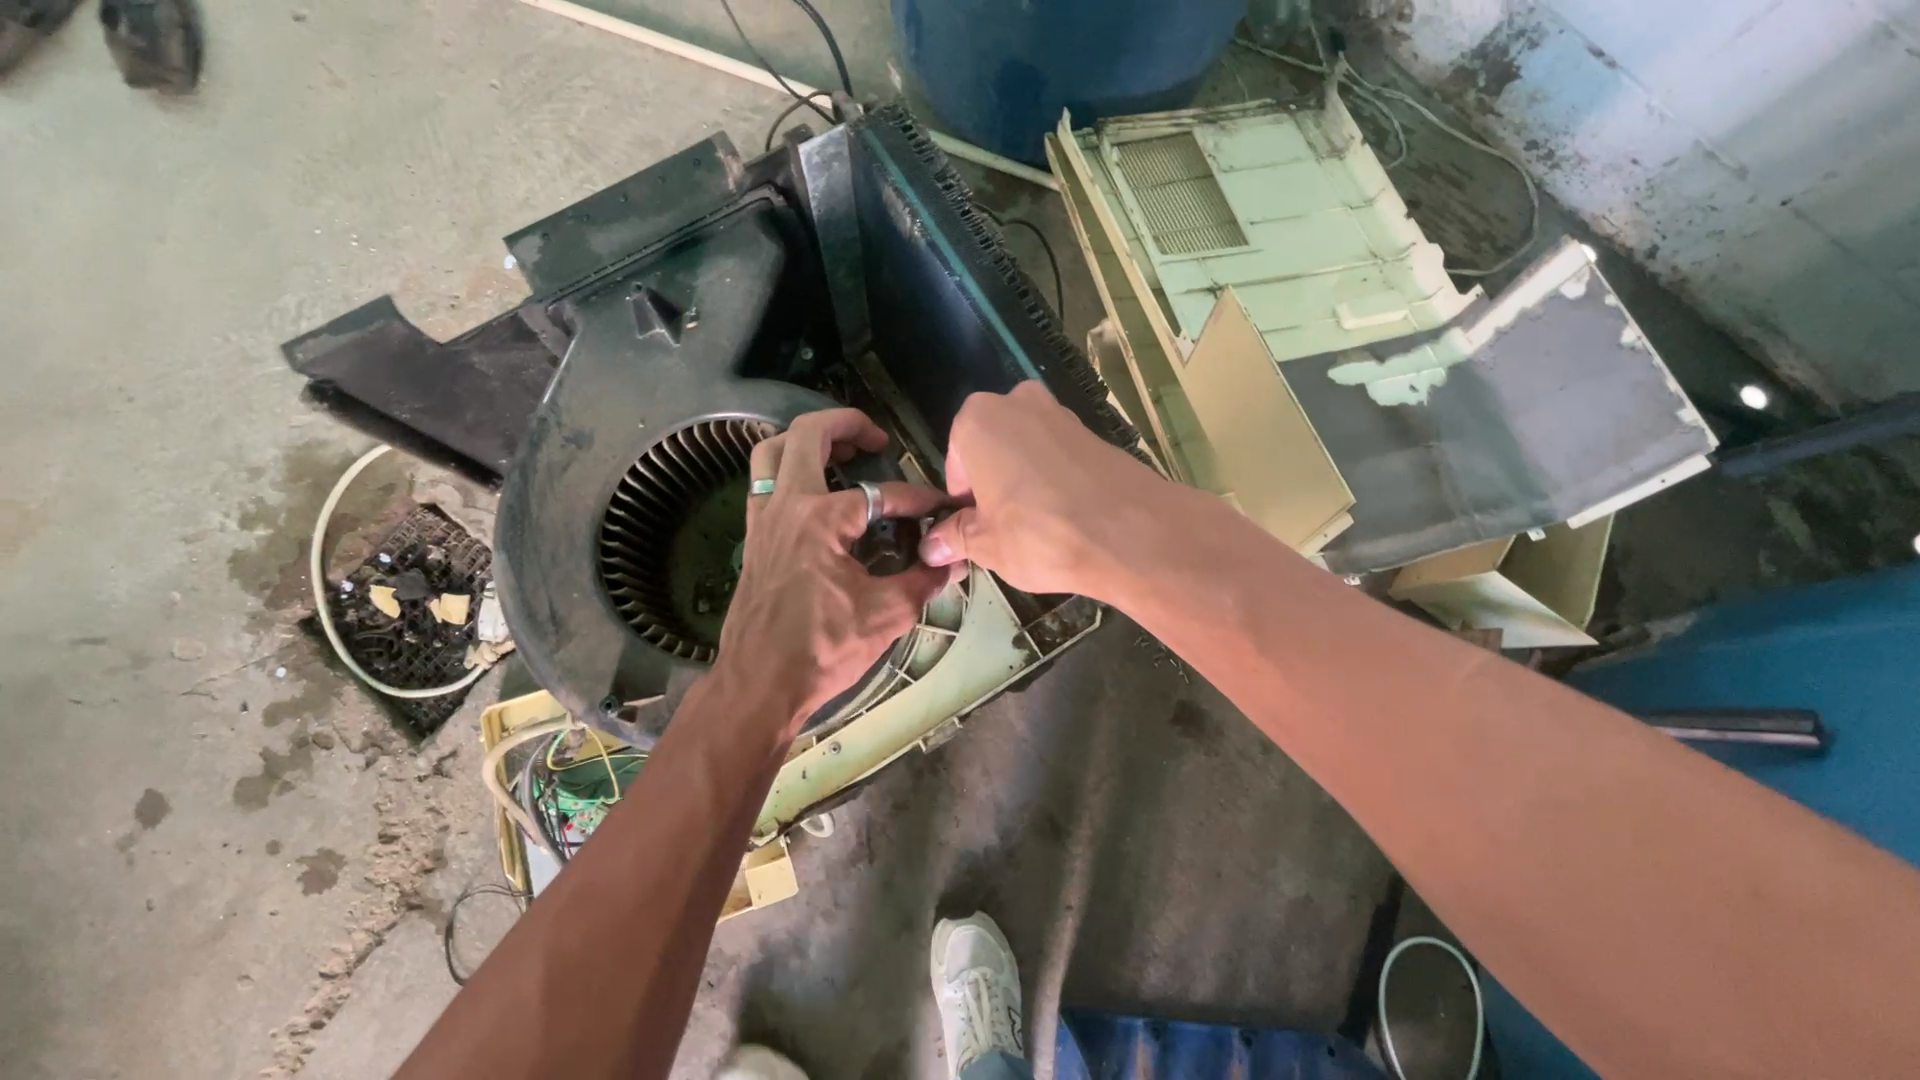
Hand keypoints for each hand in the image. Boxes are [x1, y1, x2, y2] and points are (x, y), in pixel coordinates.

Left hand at [713, 408, 950, 727]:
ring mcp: (762, 519)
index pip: (881, 492)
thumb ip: (922, 581)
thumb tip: (953, 562)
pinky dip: (788, 471)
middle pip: (807, 434)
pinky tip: (814, 492)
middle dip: (847, 425)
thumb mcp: (885, 615)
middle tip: (877, 441)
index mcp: (820, 518)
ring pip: (773, 452)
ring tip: (841, 451)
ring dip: (806, 440)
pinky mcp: (753, 538)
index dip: (918, 498)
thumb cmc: (821, 650)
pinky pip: (764, 483)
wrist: (759, 683)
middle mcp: (786, 505)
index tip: (941, 507)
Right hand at [918, 382, 1172, 597]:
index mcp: (977, 419)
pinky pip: (1060, 457)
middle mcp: (1017, 402)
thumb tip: (932, 544)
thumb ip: (954, 537)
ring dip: (1025, 481)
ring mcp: (1060, 413)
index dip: (963, 501)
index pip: (955, 463)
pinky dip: (1057, 481)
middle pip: (992, 449)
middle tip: (1005, 528)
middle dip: (993, 484)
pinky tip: (1068, 516)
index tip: (974, 529)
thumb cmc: (1038, 533)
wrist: (1130, 532)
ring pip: (1027, 451)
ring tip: (1039, 526)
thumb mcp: (985, 544)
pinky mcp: (1095, 432)